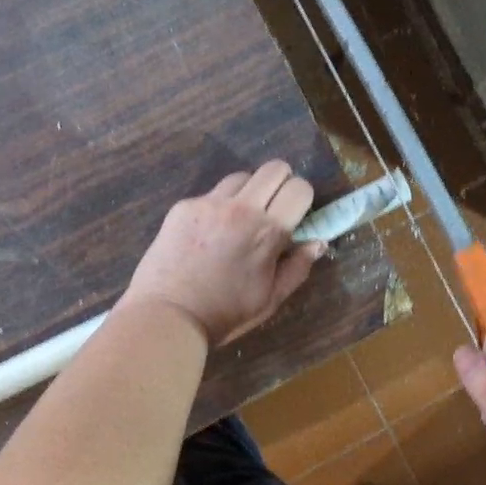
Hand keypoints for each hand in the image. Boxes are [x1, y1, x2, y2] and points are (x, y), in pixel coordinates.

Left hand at [121, 161, 325, 345]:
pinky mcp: (184, 206)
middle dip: (281, 183)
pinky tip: (209, 234)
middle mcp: (241, 208)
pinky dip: (219, 207)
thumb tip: (318, 242)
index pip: (300, 189)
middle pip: (274, 168)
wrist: (168, 316)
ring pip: (242, 177)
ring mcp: (209, 203)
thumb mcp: (271, 299)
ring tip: (239, 220)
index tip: (296, 215)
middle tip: (274, 207)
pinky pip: (212, 195)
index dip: (303, 199)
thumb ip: (298, 267)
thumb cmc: (225, 313)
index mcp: (268, 231)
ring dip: (249, 192)